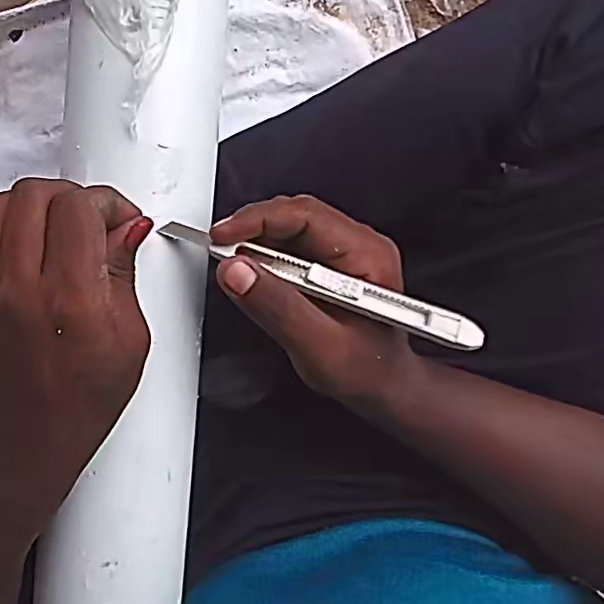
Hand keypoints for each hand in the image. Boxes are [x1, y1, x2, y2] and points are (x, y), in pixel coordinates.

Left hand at [0, 178, 152, 520]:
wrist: (28, 439)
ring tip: (61, 227)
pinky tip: (35, 242)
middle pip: (36, 194)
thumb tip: (128, 229)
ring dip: (38, 203)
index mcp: (71, 300)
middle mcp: (22, 289)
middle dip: (72, 196)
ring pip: (3, 203)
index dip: (106, 202)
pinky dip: (11, 222)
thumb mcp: (130, 340)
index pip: (78, 208)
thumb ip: (124, 273)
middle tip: (92, 219)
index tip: (119, 218)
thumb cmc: (81, 404)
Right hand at [211, 195, 414, 404]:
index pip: (304, 216)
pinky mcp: (322, 266)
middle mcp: (356, 246)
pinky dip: (259, 257)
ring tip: (231, 265)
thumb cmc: (368, 371)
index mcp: (367, 254)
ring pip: (285, 229)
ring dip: (252, 243)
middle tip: (219, 249)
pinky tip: (248, 275)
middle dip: (250, 229)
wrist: (384, 387)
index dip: (257, 221)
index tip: (222, 236)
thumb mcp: (320, 347)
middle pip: (292, 216)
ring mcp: (339, 254)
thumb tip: (237, 272)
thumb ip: (278, 308)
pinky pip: (285, 247)